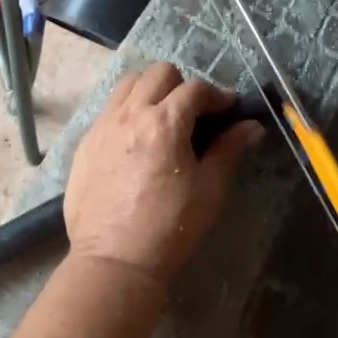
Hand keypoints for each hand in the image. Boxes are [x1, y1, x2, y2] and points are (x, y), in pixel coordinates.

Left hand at [63, 62, 262, 285]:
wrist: (113, 264)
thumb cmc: (170, 227)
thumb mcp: (210, 189)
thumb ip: (230, 149)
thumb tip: (252, 126)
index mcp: (164, 122)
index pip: (196, 89)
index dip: (218, 95)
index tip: (229, 110)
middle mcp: (130, 114)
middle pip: (159, 73)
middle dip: (181, 85)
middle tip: (192, 113)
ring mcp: (102, 127)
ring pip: (128, 84)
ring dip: (150, 91)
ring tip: (161, 119)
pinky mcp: (85, 144)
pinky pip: (108, 110)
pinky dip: (127, 112)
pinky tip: (136, 142)